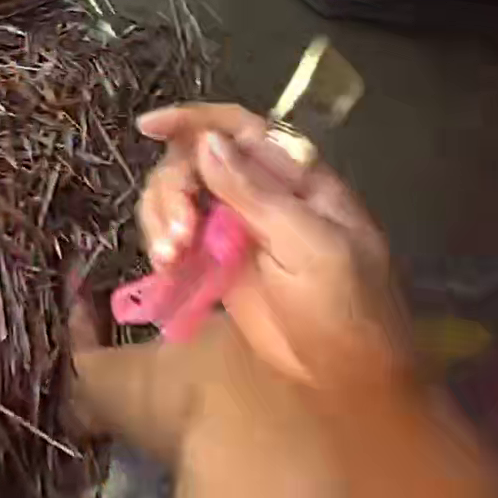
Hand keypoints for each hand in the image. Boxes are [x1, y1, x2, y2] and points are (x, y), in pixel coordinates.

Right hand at [135, 103, 413, 394]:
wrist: (349, 379)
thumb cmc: (347, 308)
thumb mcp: (311, 247)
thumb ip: (256, 193)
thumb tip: (206, 140)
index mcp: (290, 174)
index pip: (234, 127)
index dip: (190, 119)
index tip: (148, 126)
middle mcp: (253, 187)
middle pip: (190, 159)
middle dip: (173, 190)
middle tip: (180, 235)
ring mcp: (229, 219)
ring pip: (172, 191)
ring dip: (161, 217)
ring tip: (171, 258)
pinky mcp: (210, 251)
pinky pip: (169, 229)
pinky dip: (159, 242)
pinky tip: (167, 269)